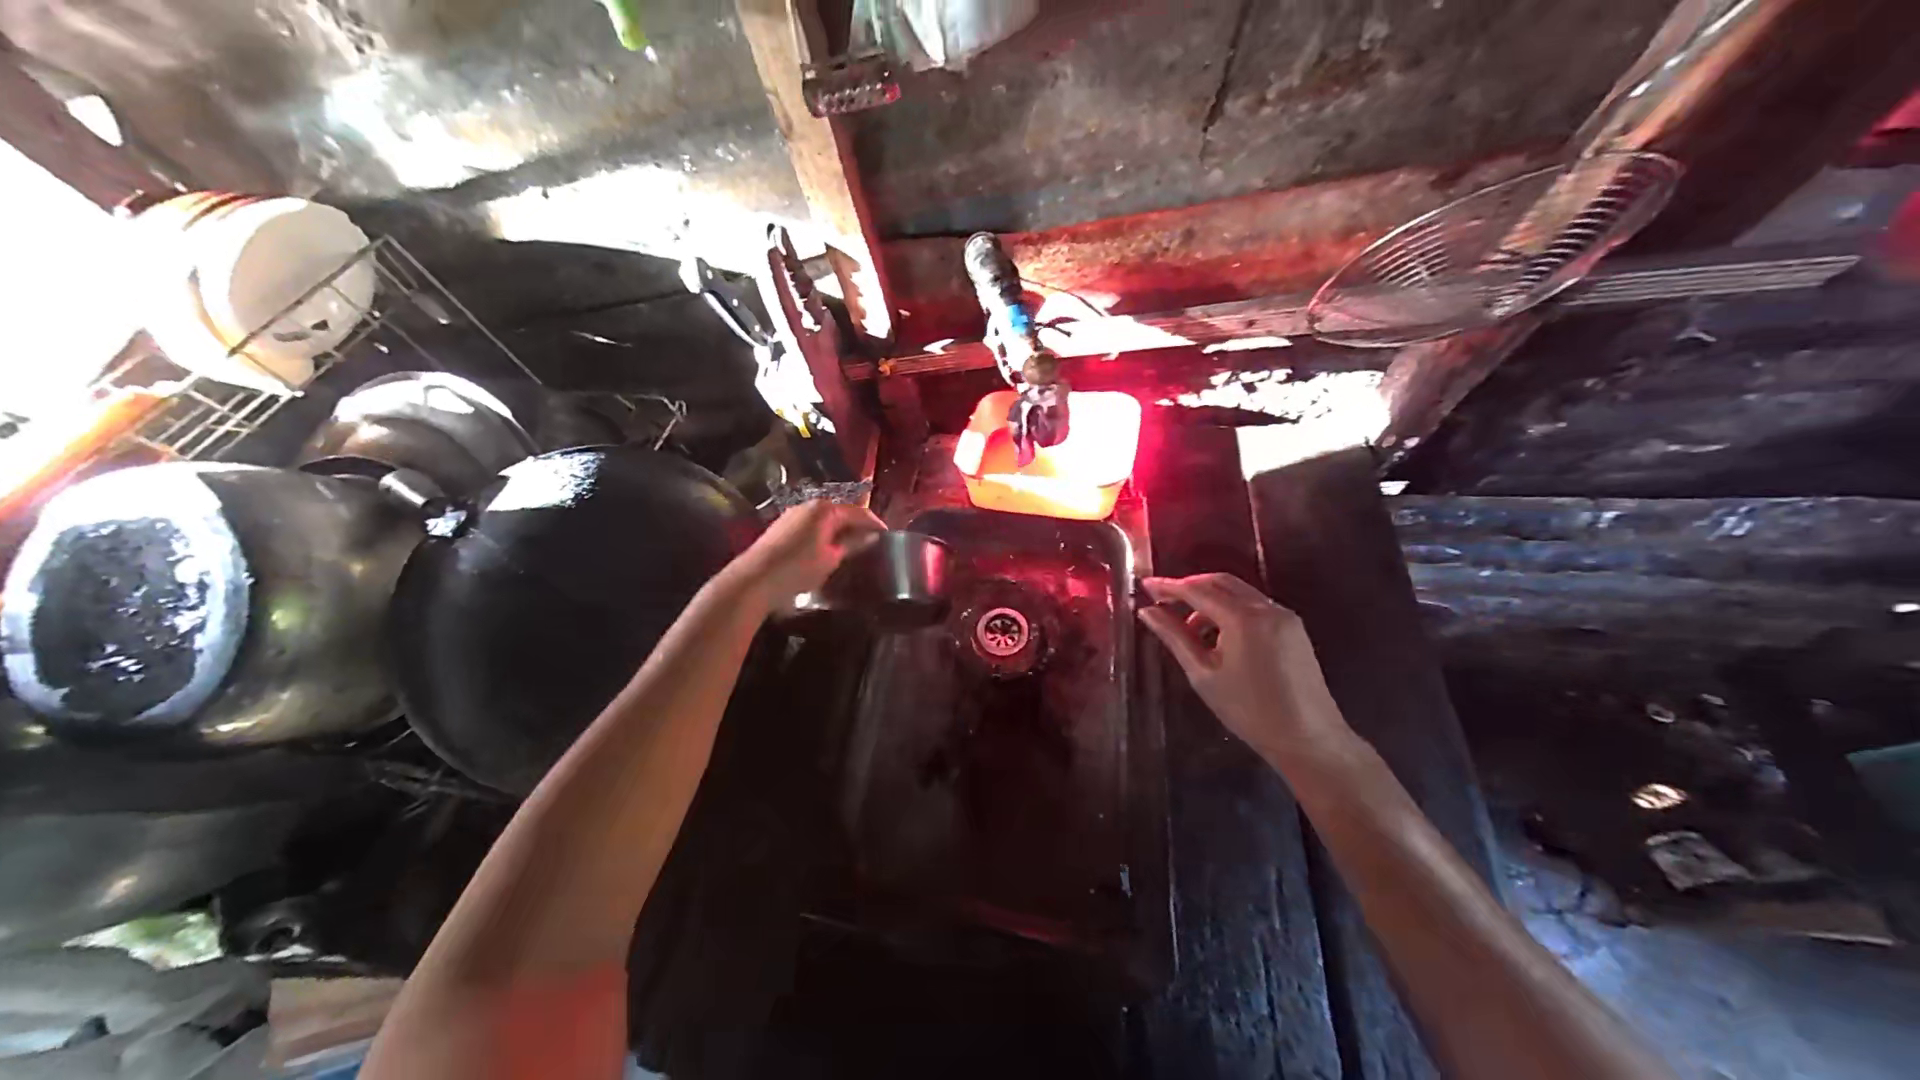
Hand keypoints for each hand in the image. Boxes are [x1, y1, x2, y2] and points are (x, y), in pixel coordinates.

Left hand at [726, 500, 885, 609]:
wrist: (755, 579)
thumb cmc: (799, 568)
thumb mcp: (831, 558)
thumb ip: (852, 544)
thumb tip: (870, 536)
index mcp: (826, 509)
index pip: (859, 512)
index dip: (875, 524)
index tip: (888, 536)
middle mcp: (810, 505)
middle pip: (841, 512)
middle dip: (857, 526)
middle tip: (872, 542)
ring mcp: (794, 514)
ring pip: (825, 519)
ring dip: (840, 530)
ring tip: (853, 547)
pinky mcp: (783, 526)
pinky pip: (812, 525)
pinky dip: (825, 534)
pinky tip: (829, 548)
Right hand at [1137, 574, 1351, 764]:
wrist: (1309, 739)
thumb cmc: (1249, 711)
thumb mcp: (1203, 675)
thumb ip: (1175, 637)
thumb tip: (1148, 612)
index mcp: (1244, 618)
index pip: (1198, 590)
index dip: (1168, 586)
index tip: (1145, 585)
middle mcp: (1267, 608)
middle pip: (1221, 582)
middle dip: (1190, 586)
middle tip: (1162, 599)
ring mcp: (1285, 616)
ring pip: (1239, 593)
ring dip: (1210, 599)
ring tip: (1187, 626)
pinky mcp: (1294, 628)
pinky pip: (1255, 606)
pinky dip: (1231, 610)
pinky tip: (1217, 634)